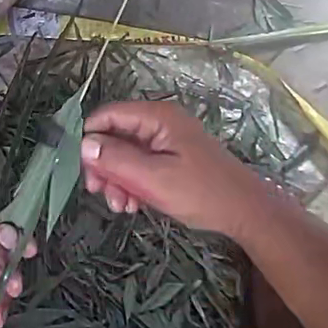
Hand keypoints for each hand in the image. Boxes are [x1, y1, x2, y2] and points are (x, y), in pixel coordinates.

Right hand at [80, 100, 271, 237]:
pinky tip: (133, 205)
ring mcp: (165, 140)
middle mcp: (159, 122)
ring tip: (121, 206)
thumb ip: (117, 159)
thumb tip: (83, 144)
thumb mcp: (154, 179)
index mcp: (157, 117)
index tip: (82, 169)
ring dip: (116, 179)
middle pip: (114, 135)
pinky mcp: (170, 158)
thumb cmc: (201, 192)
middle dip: (103, 165)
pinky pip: (140, 165)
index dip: (89, 138)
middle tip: (98, 193)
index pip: (108, 115)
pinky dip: (131, 183)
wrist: (245, 212)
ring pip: (125, 153)